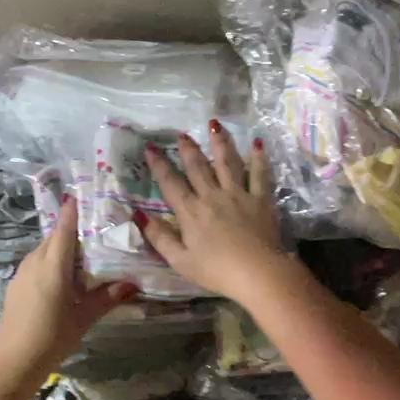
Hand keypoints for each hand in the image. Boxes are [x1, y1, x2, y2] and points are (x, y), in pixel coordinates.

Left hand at [0, 198, 137, 379]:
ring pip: (43, 250)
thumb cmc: (53, 337)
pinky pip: (35, 263)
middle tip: (93, 227)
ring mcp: (22, 273)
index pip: (64, 228)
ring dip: (60, 246)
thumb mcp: (84, 317)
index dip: (73, 211)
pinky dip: (49, 260)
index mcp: (53, 265)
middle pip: (54, 237)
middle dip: (71, 229)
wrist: (14, 361)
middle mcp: (35, 262)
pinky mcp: (16, 285)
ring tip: (81, 252)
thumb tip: (133, 283)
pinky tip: (61, 274)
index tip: (83, 195)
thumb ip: (107, 297)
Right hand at [138, 121, 294, 300]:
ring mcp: (239, 195)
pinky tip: (258, 144)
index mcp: (191, 212)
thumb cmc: (216, 271)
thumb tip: (137, 215)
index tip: (150, 147)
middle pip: (198, 167)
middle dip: (188, 149)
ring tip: (215, 125)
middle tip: (182, 134)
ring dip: (220, 143)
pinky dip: (259, 158)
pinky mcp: (261, 200)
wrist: (257, 273)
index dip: (159, 164)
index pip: (170, 183)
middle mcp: (212, 196)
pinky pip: (259, 174)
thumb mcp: (180, 260)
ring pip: (227, 162)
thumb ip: (159, 237)